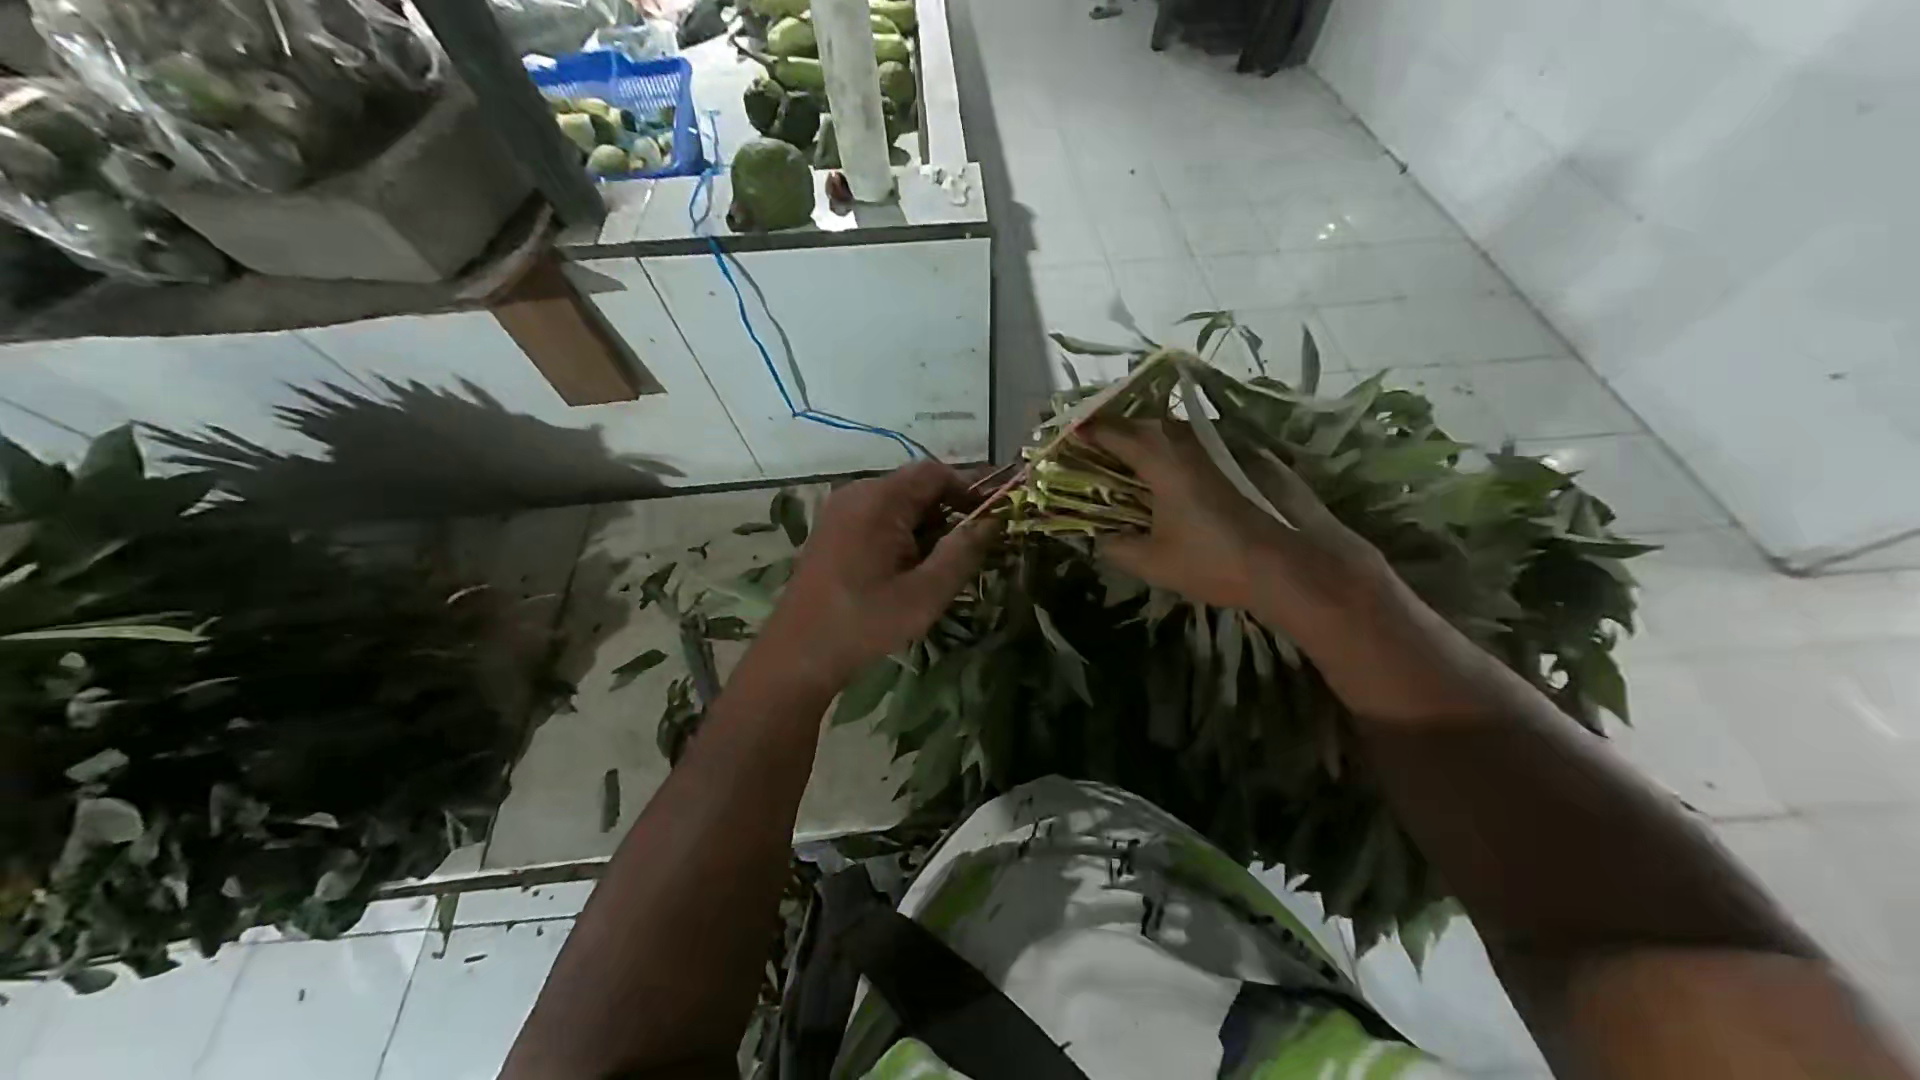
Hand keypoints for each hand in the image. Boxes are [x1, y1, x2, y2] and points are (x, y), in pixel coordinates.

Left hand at [757, 462, 995, 688]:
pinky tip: (908, 569)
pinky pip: (877, 517)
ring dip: (926, 525)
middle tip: (971, 548)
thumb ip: (964, 551)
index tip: (994, 515)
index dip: (970, 488)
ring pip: (898, 503)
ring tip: (940, 565)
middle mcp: (857, 493)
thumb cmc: (866, 622)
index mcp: (879, 500)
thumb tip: (993, 520)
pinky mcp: (832, 530)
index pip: (936, 472)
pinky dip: (902, 533)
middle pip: (916, 486)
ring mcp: (840, 511)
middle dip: (949, 511)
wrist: (799, 653)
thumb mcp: (927, 592)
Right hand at [1085, 419, 1391, 639]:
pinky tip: (1194, 483)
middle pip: (1145, 426)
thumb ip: (1117, 547)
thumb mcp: (1153, 563)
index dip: (1086, 432)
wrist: (1299, 565)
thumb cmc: (1217, 561)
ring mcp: (1228, 441)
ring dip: (1156, 445)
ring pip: (1180, 434)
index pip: (1111, 430)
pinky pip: (1210, 445)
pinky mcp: (1256, 454)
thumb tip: (1101, 539)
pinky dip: (1190, 456)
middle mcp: (1191, 438)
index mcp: (1160, 456)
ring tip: (1144, 470)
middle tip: (1104, 457)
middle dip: (1119, 437)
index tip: (1069, 438)